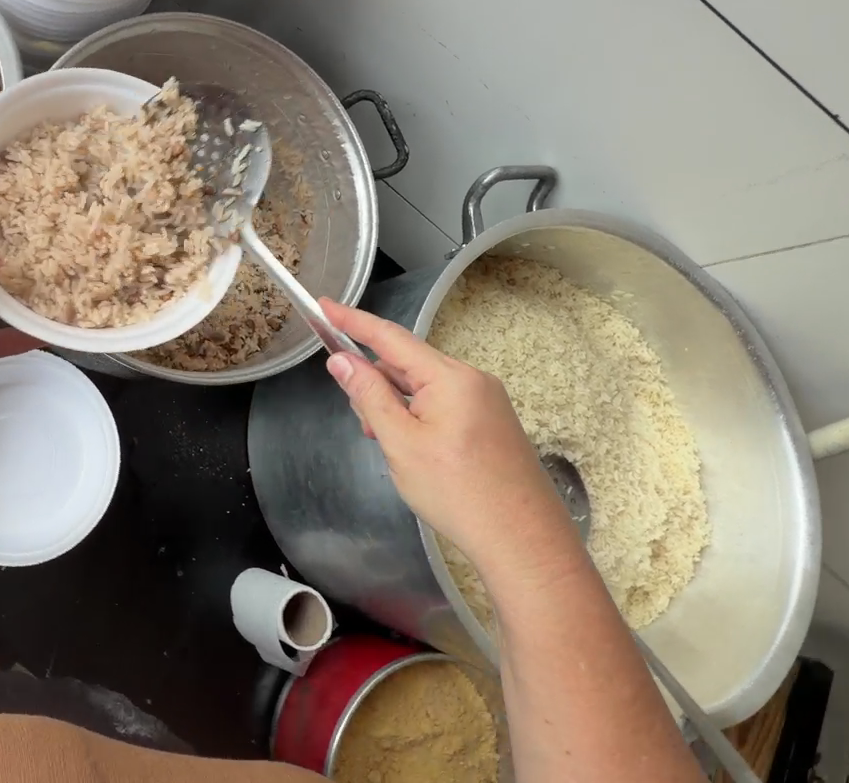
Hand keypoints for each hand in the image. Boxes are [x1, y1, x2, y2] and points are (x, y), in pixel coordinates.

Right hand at [318, 299, 584, 588]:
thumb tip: (341, 359)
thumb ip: (368, 395)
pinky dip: (416, 415)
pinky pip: (442, 403)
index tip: (324, 304)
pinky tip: (410, 447)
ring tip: (386, 442)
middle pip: (407, 362)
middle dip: (375, 380)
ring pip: (423, 386)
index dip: (353, 320)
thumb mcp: (400, 443)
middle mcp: (472, 379)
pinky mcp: (491, 423)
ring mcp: (486, 401)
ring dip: (395, 403)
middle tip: (361, 420)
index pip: (391, 337)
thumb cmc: (457, 492)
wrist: (524, 544)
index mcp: (450, 377)